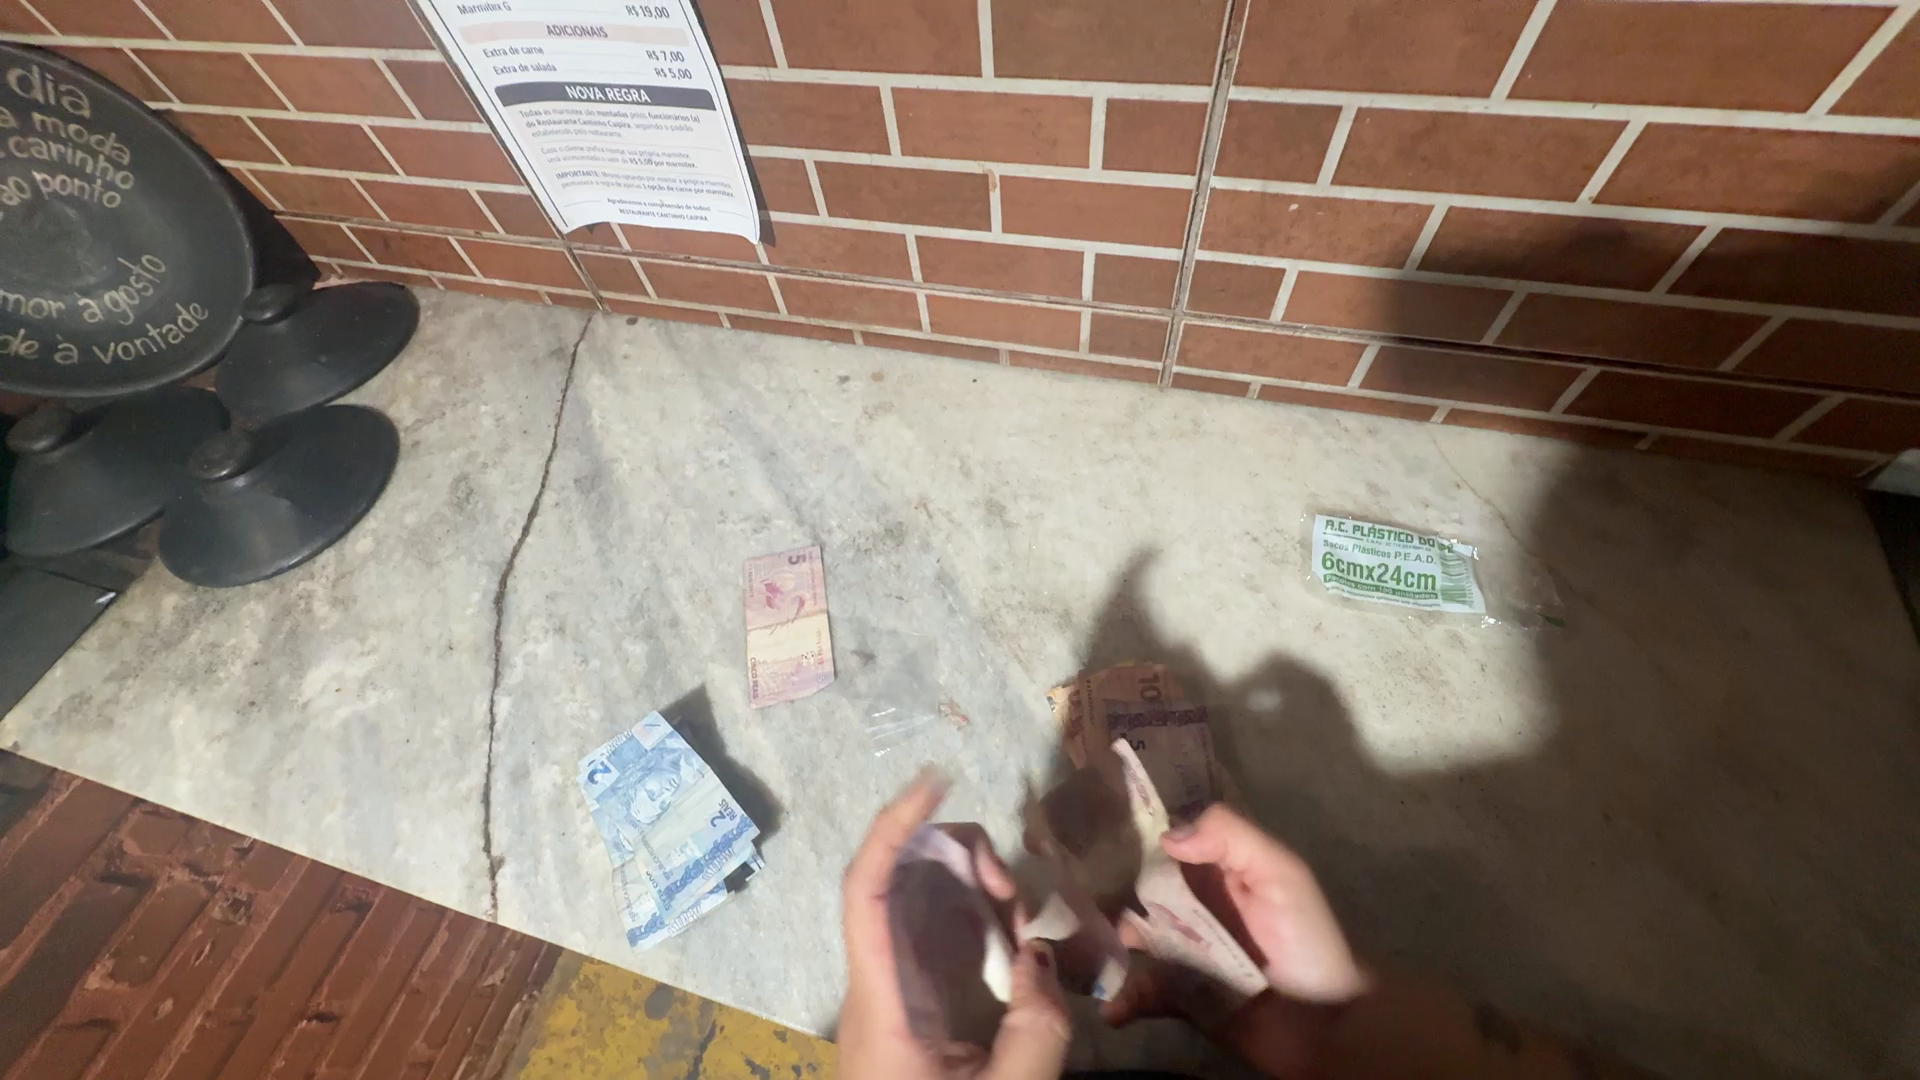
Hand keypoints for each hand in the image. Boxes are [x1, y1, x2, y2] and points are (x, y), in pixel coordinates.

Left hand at [839, 769, 1071, 1079]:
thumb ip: (1034, 1033)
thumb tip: (1040, 958)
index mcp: (879, 996)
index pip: (866, 888)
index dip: (894, 826)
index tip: (934, 780)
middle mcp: (879, 972)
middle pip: (900, 876)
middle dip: (957, 855)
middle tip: (1010, 886)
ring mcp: (897, 978)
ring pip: (924, 895)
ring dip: (973, 885)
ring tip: (1017, 913)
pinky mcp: (916, 991)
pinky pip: (941, 927)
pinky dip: (979, 916)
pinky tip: (1012, 938)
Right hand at [1101, 805, 1366, 1079]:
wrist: (1327, 1028)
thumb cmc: (1306, 939)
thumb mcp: (1281, 872)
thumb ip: (1230, 837)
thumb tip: (1165, 837)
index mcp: (1208, 866)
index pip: (1159, 839)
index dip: (1124, 831)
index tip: (1081, 823)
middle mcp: (1185, 901)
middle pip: (1131, 885)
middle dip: (1098, 886)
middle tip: (1061, 890)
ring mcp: (1177, 947)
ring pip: (1126, 935)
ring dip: (1101, 940)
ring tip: (1075, 945)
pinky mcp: (1176, 993)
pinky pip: (1139, 990)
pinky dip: (1121, 997)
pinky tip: (1111, 1006)